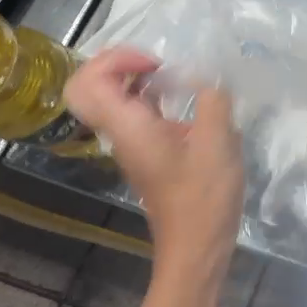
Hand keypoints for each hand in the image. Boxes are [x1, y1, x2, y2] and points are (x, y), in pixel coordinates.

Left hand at [64, 48, 243, 282]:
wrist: (197, 246)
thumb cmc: (204, 195)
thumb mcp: (218, 141)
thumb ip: (213, 99)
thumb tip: (208, 73)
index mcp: (129, 129)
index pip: (88, 83)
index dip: (116, 59)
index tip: (156, 64)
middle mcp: (122, 133)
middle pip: (92, 86)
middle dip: (122, 63)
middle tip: (159, 63)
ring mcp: (133, 143)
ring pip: (114, 98)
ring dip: (139, 78)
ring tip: (178, 76)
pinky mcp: (149, 150)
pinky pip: (137, 111)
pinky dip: (155, 95)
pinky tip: (188, 99)